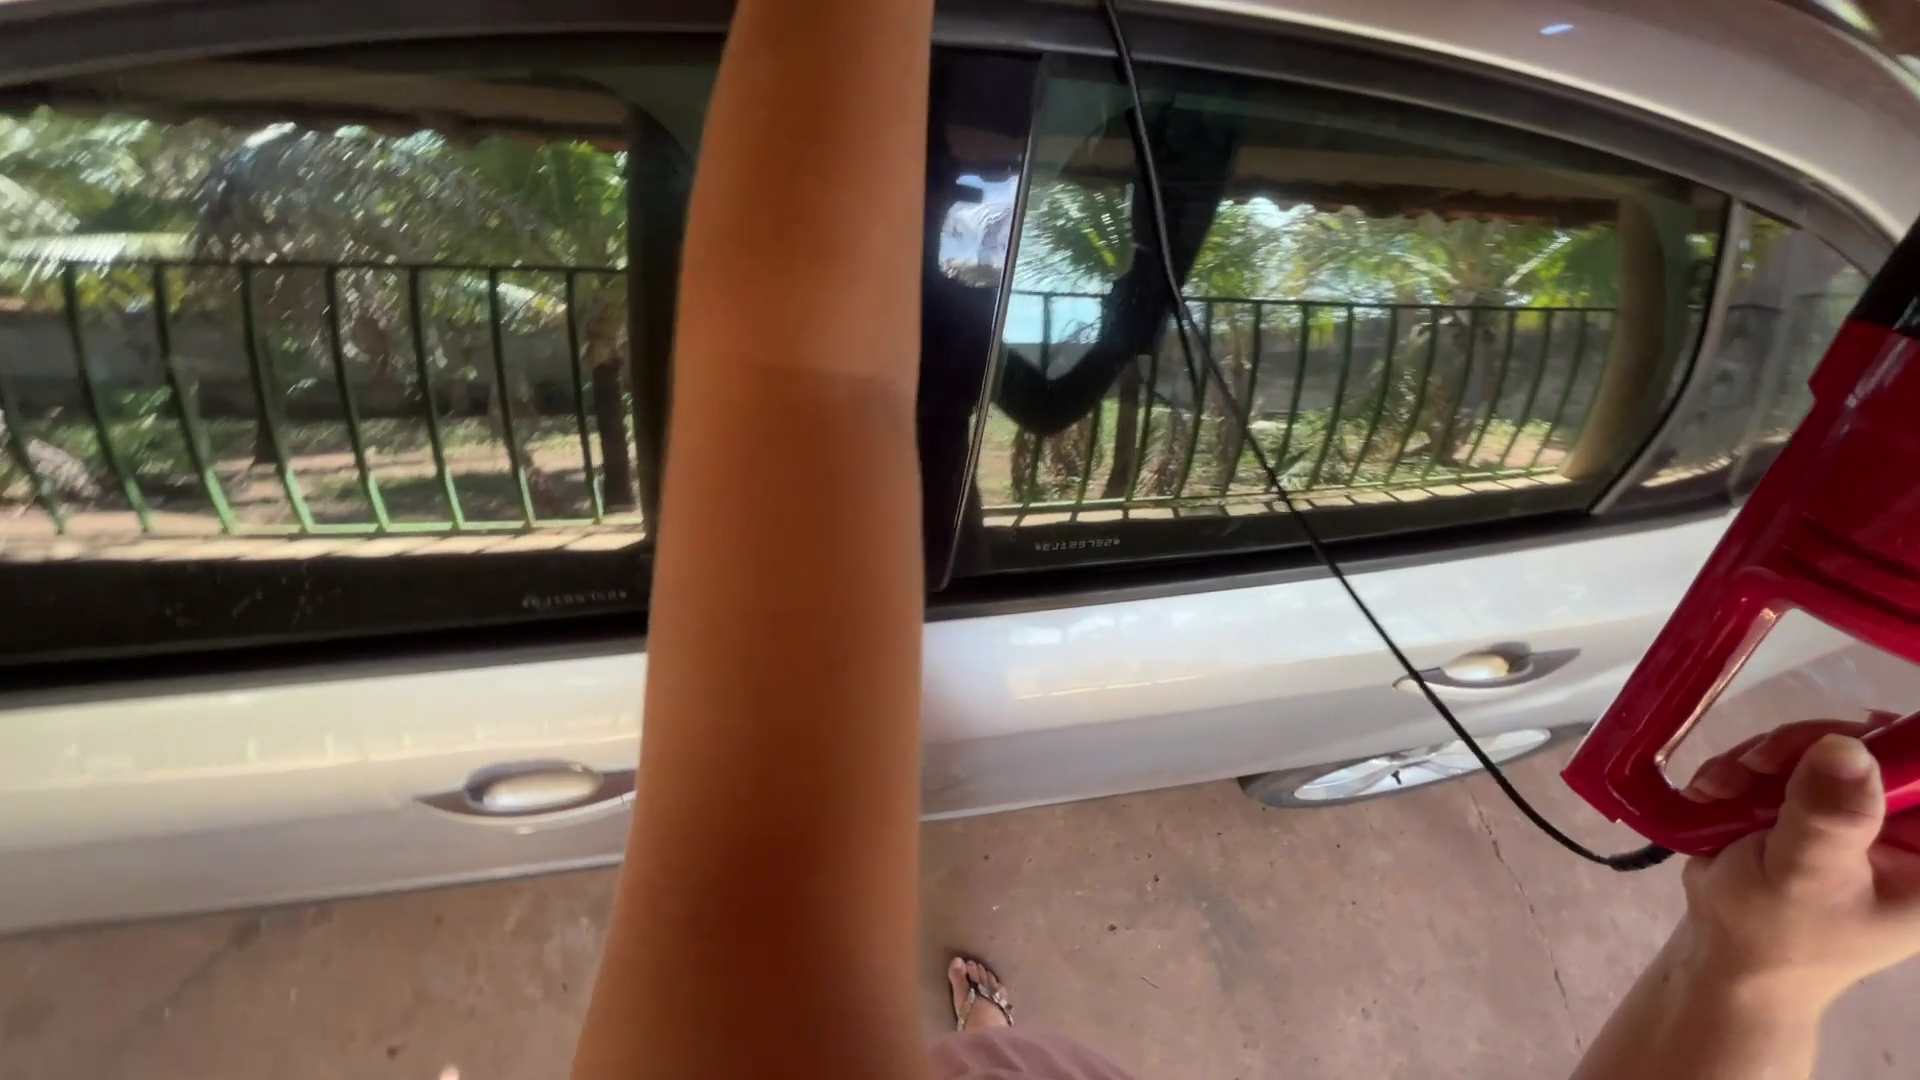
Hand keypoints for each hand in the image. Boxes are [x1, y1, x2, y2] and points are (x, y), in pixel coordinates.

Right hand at [1679, 718, 1919, 1003]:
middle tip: (1752, 763)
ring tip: (1718, 787)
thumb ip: (1830, 815)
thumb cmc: (1778, 928)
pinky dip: (1739, 771)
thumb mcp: (1805, 873)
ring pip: (1815, 752)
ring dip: (1755, 760)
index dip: (1893, 746)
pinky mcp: (1806, 812)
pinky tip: (1714, 792)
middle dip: (1798, 749)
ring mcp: (1853, 819)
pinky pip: (1780, 766)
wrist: (1728, 952)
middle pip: (1869, 752)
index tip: (1833, 742)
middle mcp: (1904, 831)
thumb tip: (1846, 746)